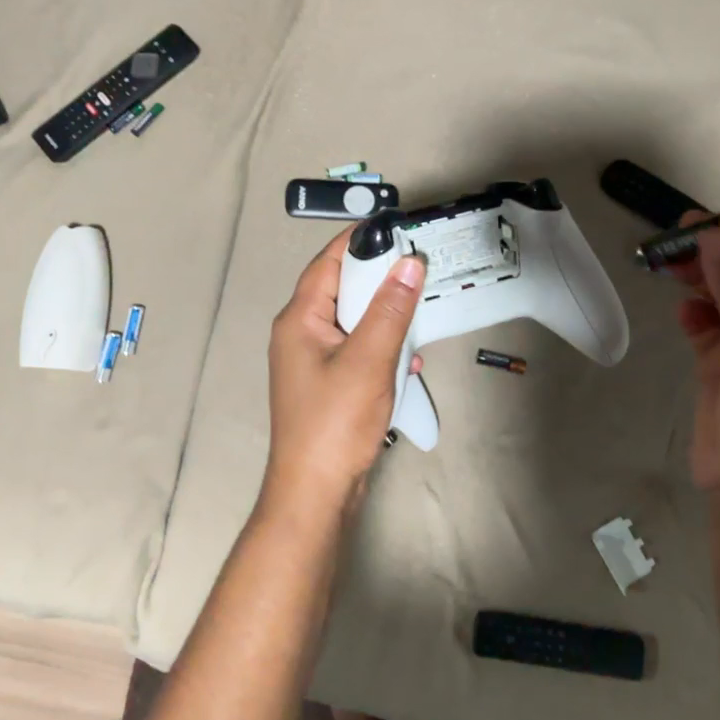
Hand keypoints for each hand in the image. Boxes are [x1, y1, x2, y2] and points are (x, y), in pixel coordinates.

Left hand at [264, 229, 426, 512]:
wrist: (316, 493)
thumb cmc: (335, 423)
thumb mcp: (368, 360)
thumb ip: (390, 310)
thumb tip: (409, 262)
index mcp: (299, 319)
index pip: (328, 263)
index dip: (360, 240)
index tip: (397, 226)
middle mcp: (301, 334)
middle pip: (342, 289)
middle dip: (380, 279)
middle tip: (419, 265)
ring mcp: (314, 361)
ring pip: (354, 321)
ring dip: (386, 317)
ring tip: (420, 308)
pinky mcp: (329, 384)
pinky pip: (359, 350)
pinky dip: (383, 348)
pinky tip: (409, 361)